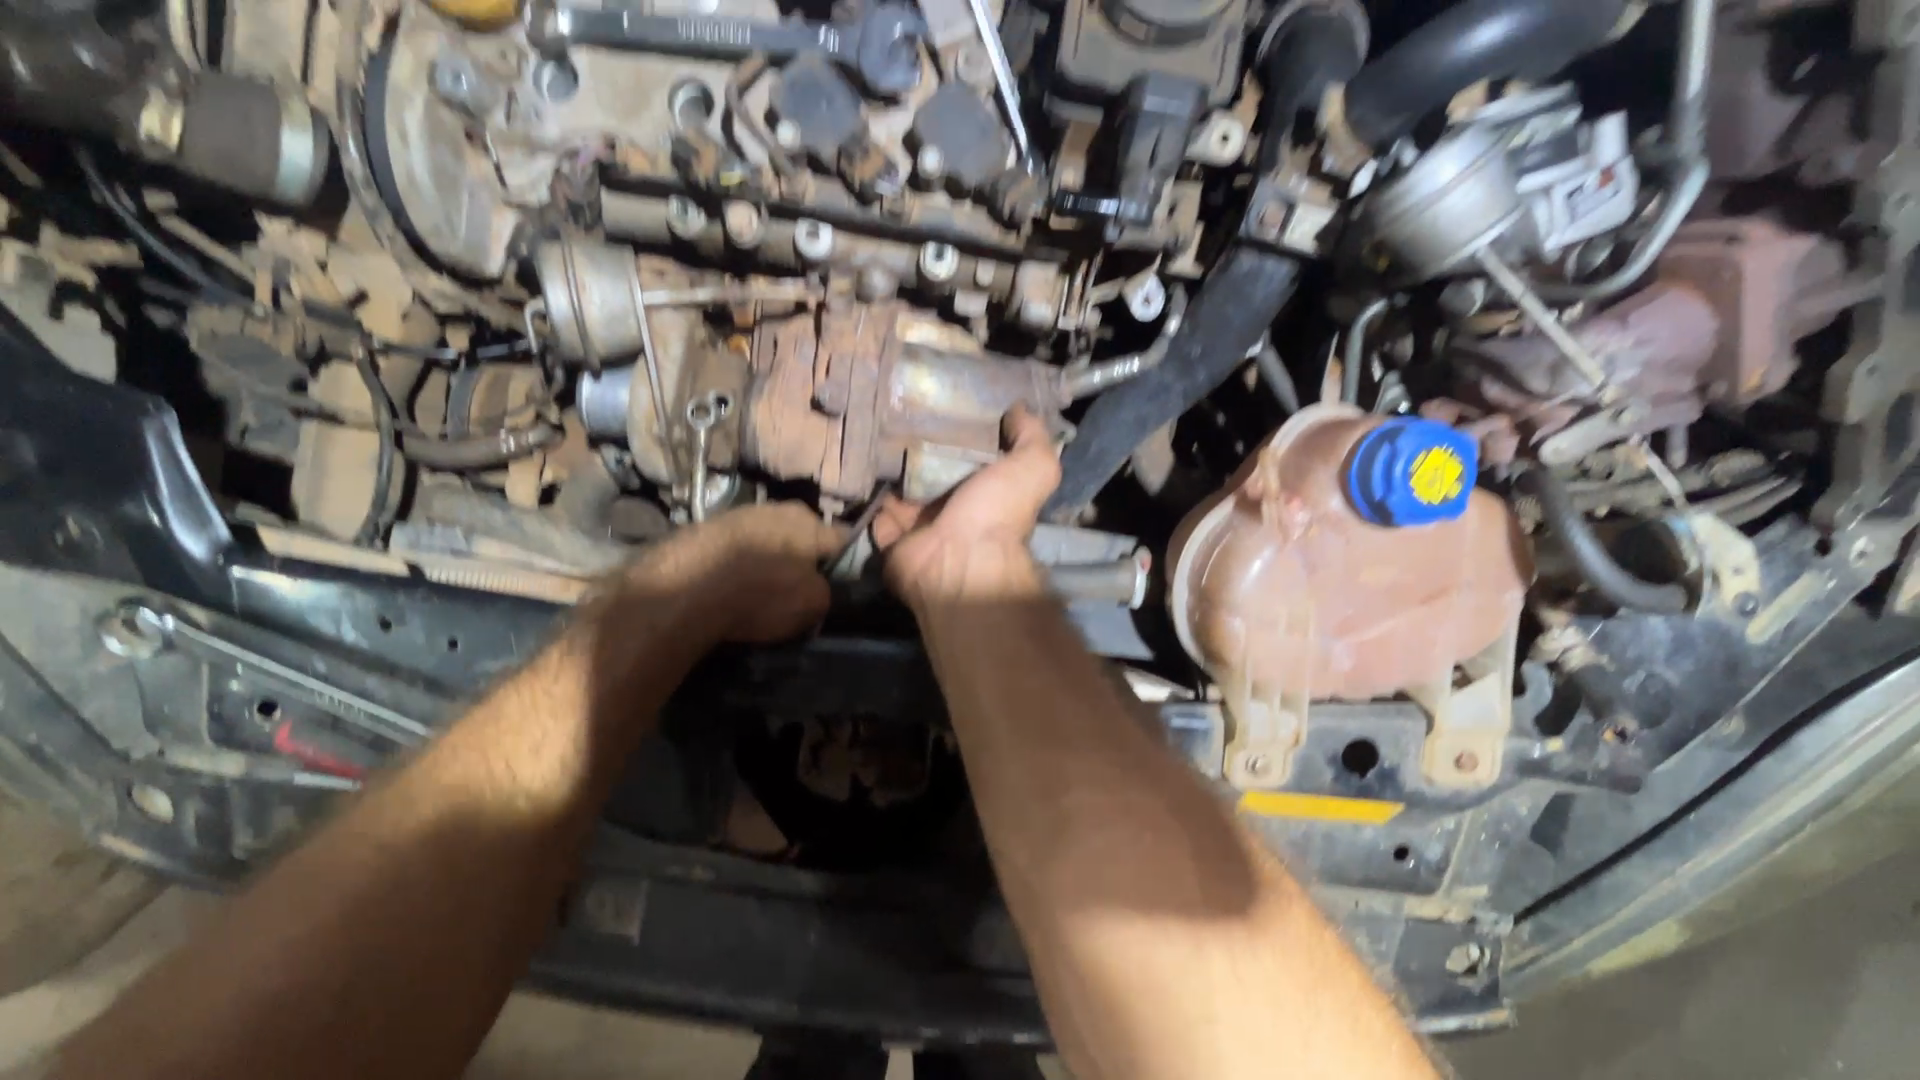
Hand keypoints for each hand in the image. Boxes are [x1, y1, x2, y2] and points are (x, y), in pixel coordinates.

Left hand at [626, 502, 842, 643]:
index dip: (846, 563)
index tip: (841, 583)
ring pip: (769, 537)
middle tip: (798, 587)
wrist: (685, 588)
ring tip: (760, 587)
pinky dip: (738, 561)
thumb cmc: (762, 594)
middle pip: (803, 534)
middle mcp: (780, 507)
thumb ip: (826, 593)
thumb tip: (818, 589)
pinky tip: (731, 583)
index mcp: (811, 521)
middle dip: (803, 557)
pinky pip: (737, 545)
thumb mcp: (813, 606)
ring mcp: (741, 513)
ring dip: (768, 557)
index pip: (845, 539)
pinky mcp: (707, 525)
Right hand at [872, 407, 1060, 606]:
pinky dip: (870, 496)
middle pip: (930, 469)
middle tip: (896, 410)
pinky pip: (877, 512)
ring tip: (872, 430)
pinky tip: (861, 466)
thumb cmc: (997, 512)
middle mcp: (954, 507)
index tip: (939, 398)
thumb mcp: (1033, 466)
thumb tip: (1018, 408)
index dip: (958, 429)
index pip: (969, 454)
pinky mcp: (893, 539)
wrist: (959, 563)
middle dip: (916, 445)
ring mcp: (921, 525)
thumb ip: (1032, 436)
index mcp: (986, 490)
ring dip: (889, 467)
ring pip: (900, 489)